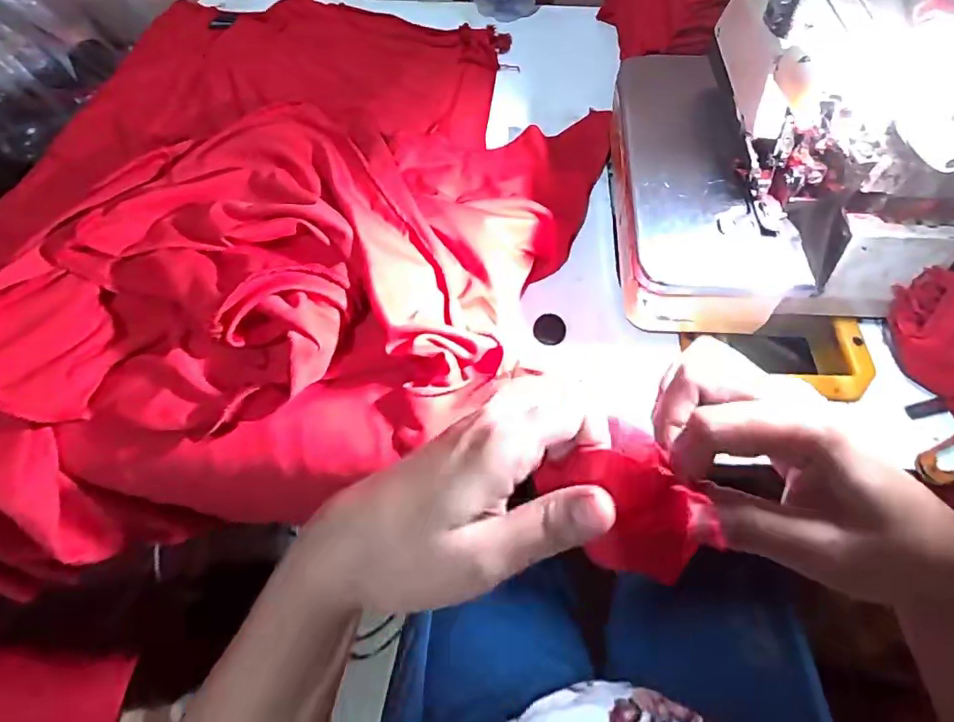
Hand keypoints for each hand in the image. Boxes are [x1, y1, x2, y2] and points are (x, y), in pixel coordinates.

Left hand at [286, 376, 617, 614]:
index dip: (598, 444)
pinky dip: (541, 433)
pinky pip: (521, 410)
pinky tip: (527, 478)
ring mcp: (477, 416)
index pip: (579, 406)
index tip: (588, 492)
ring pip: (543, 397)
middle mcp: (493, 413)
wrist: (343, 547)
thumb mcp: (485, 559)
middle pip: (565, 394)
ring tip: (553, 486)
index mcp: (502, 437)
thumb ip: (550, 526)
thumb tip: (611, 502)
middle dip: (585, 436)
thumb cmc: (411, 558)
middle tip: (573, 492)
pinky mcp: (466, 429)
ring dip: (563, 432)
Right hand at [654, 338, 953, 607]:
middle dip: (669, 412)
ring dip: (674, 402)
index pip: (717, 418)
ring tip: (677, 454)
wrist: (932, 546)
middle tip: (670, 465)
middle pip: (702, 366)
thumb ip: (747, 528)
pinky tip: (691, 447)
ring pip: (704, 364)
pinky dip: (688, 405)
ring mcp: (781, 393)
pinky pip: (715, 383)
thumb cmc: (888, 551)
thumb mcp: (820, 554)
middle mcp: (790, 395)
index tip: (678, 492)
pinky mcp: (773, 405)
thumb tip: (679, 514)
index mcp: (808, 427)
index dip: (683, 452)